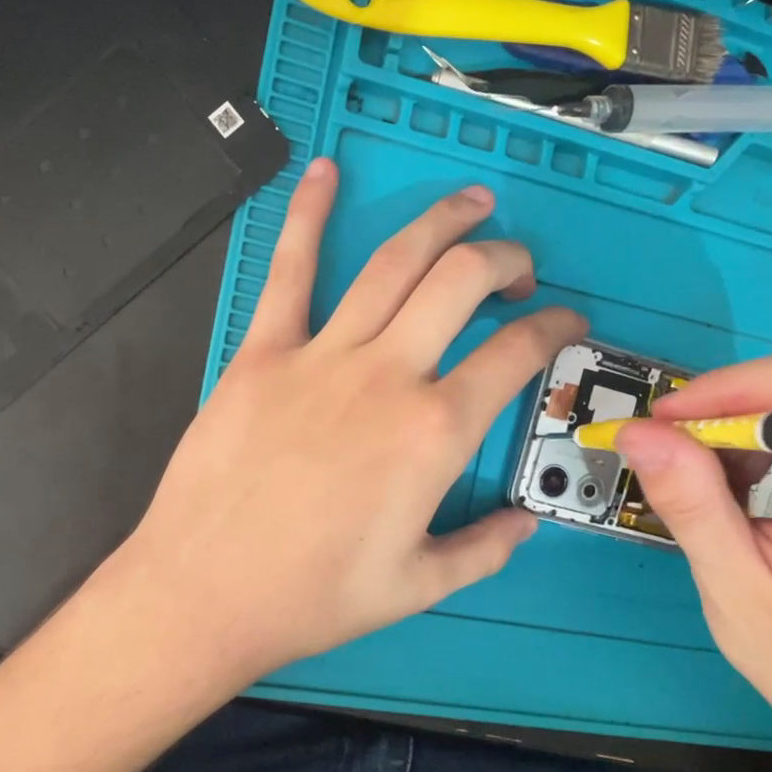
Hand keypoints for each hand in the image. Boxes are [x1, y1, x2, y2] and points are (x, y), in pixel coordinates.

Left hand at [112, 159, 586, 672]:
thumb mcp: (416, 586)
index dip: (555, 328)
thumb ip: (484, 548)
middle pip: (462, 282)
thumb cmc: (311, 597)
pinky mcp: (262, 353)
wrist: (206, 592)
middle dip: (504, 259)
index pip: (517, 354)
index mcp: (435, 433)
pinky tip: (325, 174)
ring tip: (470, 201)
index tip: (565, 322)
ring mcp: (321, 356)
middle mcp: (387, 377)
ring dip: (441, 221)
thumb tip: (525, 524)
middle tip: (518, 267)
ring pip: (394, 262)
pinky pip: (291, 270)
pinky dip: (309, 215)